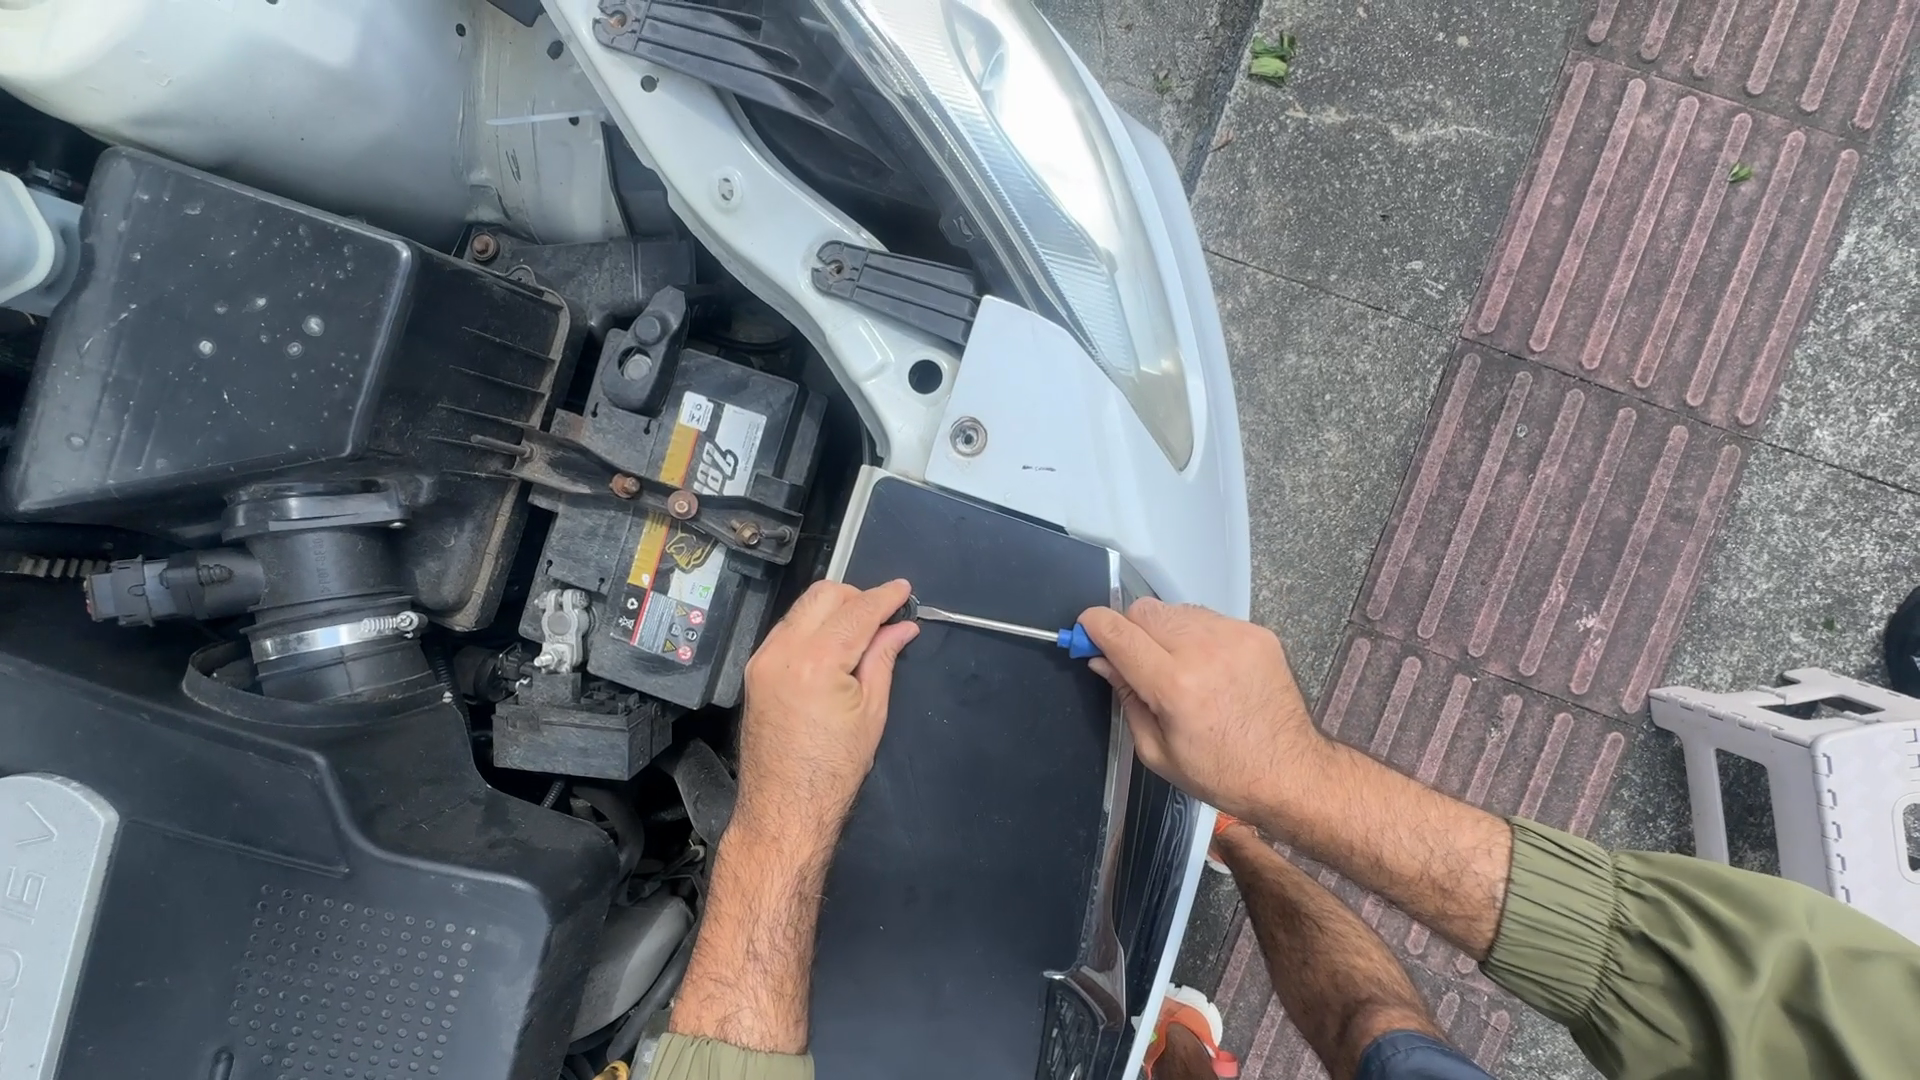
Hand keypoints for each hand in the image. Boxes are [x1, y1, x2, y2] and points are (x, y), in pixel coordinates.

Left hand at [735, 578, 918, 841]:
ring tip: (862, 631)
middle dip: (858, 596)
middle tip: (884, 615)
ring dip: (835, 608)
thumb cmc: (835, 769)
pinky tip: (834, 645)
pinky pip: (788, 628)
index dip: (885, 596)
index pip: (857, 611)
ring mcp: (763, 659)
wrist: (784, 809)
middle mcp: (783, 651)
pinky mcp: (755, 670)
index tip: (905, 589)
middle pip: (824, 594)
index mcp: (816, 662)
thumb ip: (883, 658)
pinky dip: (814, 625)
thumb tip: (902, 627)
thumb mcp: (872, 712)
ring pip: (803, 607)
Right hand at [1082, 600, 1513, 957]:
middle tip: (1133, 658)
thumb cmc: (1219, 774)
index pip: (1118, 632)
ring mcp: (1234, 636)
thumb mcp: (1156, 751)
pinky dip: (1194, 633)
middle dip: (1128, 628)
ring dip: (1162, 629)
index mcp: (1175, 685)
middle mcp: (1204, 650)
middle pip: (1143, 609)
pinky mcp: (1257, 633)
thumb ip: (1125, 697)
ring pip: (1173, 609)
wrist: (1293, 774)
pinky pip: (1206, 617)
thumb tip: (1100, 659)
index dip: (1093, 626)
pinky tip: (1206, 665)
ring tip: (1175, 664)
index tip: (1085, 631)